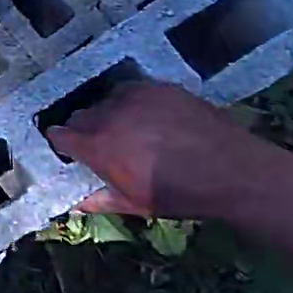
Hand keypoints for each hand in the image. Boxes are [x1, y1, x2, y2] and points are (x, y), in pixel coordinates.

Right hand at [44, 81, 292, 220]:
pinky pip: (132, 90)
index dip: (63, 144)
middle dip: (84, 130)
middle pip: (80, 115)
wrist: (234, 171)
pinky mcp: (158, 87)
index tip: (72, 153)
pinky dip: (132, 102)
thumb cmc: (179, 194)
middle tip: (101, 145)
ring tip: (127, 129)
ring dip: (107, 114)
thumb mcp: (134, 205)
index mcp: (97, 146)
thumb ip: (97, 200)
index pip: (59, 134)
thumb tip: (73, 203)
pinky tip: (148, 117)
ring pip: (105, 100)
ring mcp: (135, 96)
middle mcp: (109, 114)